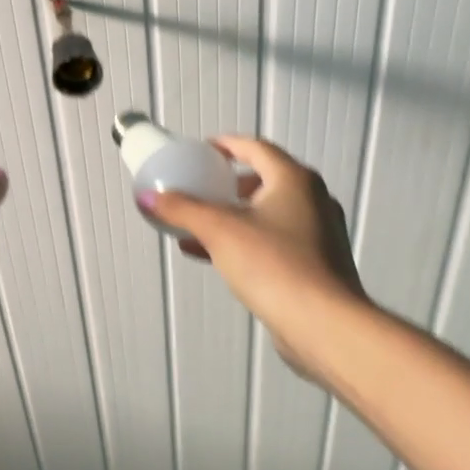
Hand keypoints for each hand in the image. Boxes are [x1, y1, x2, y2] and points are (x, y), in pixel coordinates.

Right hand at [141, 136, 365, 374]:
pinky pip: (273, 240)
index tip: (201, 151)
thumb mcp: (218, 230)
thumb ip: (181, 209)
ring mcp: (318, 234)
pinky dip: (244, 239)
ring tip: (199, 224)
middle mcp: (312, 200)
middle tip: (202, 188)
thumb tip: (147, 196)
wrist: (322, 324)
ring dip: (233, 215)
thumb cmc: (272, 263)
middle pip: (265, 180)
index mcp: (294, 181)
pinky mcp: (315, 264)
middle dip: (229, 184)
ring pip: (268, 213)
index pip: (256, 148)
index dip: (227, 145)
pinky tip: (212, 254)